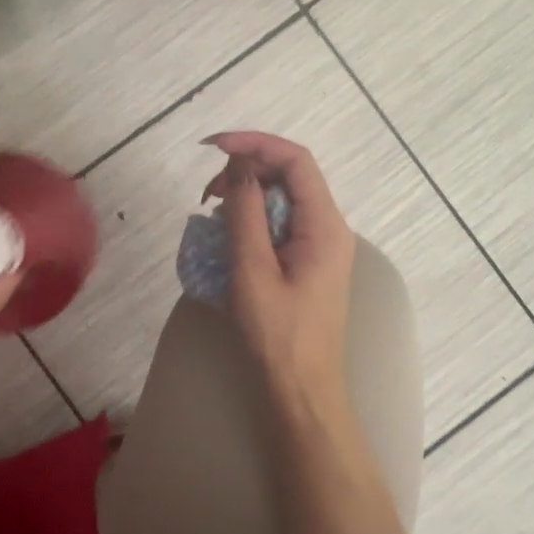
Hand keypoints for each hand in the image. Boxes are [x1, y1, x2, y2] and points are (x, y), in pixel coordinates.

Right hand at [202, 132, 356, 396]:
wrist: (301, 390)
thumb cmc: (278, 335)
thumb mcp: (253, 271)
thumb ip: (246, 212)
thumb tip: (237, 165)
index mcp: (324, 226)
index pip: (295, 160)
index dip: (255, 143)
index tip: (213, 147)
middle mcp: (329, 227)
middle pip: (289, 175)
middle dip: (245, 169)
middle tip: (205, 191)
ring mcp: (319, 245)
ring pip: (282, 197)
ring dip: (245, 194)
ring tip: (210, 213)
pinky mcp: (306, 261)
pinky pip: (279, 223)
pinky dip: (251, 218)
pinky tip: (226, 235)